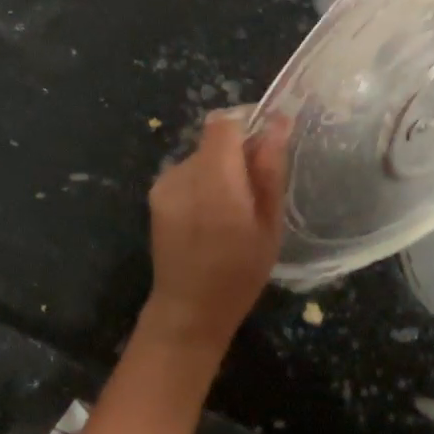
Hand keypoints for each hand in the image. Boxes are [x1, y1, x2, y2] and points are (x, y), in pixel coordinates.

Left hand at [139, 106, 289, 356]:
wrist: (189, 311)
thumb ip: (270, 169)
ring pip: (203, 155)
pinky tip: (211, 215)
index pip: (225, 122)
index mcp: (215, 180)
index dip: (248, 123)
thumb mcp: (269, 223)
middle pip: (215, 139)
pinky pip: (188, 172)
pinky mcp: (155, 194)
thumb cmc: (240, 272)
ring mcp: (164, 183)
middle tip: (257, 187)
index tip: (268, 144)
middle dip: (238, 152)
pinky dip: (204, 182)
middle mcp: (183, 173)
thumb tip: (278, 123)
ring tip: (234, 207)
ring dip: (221, 168)